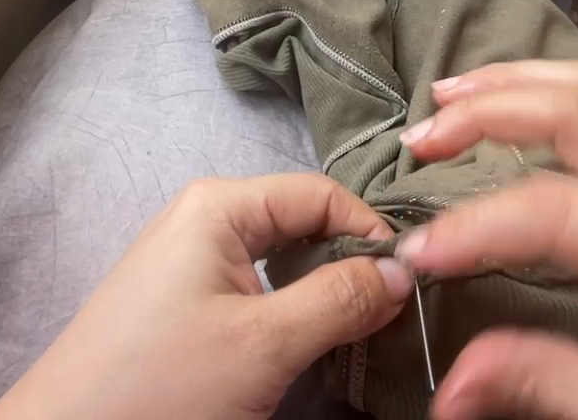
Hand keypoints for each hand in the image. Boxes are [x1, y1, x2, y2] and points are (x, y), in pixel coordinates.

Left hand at [0, 173, 414, 419]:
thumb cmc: (165, 384)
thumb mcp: (263, 345)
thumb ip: (338, 301)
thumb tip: (402, 270)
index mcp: (221, 203)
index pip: (318, 193)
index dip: (369, 230)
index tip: (412, 283)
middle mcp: (205, 213)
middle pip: (300, 219)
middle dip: (347, 261)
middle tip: (391, 313)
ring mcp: (191, 253)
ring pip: (279, 254)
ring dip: (321, 287)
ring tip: (358, 331)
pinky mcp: (184, 293)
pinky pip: (254, 281)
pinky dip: (290, 304)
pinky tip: (309, 339)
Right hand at [396, 60, 577, 419]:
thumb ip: (542, 384)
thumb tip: (446, 391)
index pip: (556, 211)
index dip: (475, 225)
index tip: (417, 253)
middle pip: (574, 109)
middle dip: (487, 113)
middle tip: (419, 142)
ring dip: (508, 83)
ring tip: (443, 98)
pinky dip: (534, 87)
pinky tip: (495, 100)